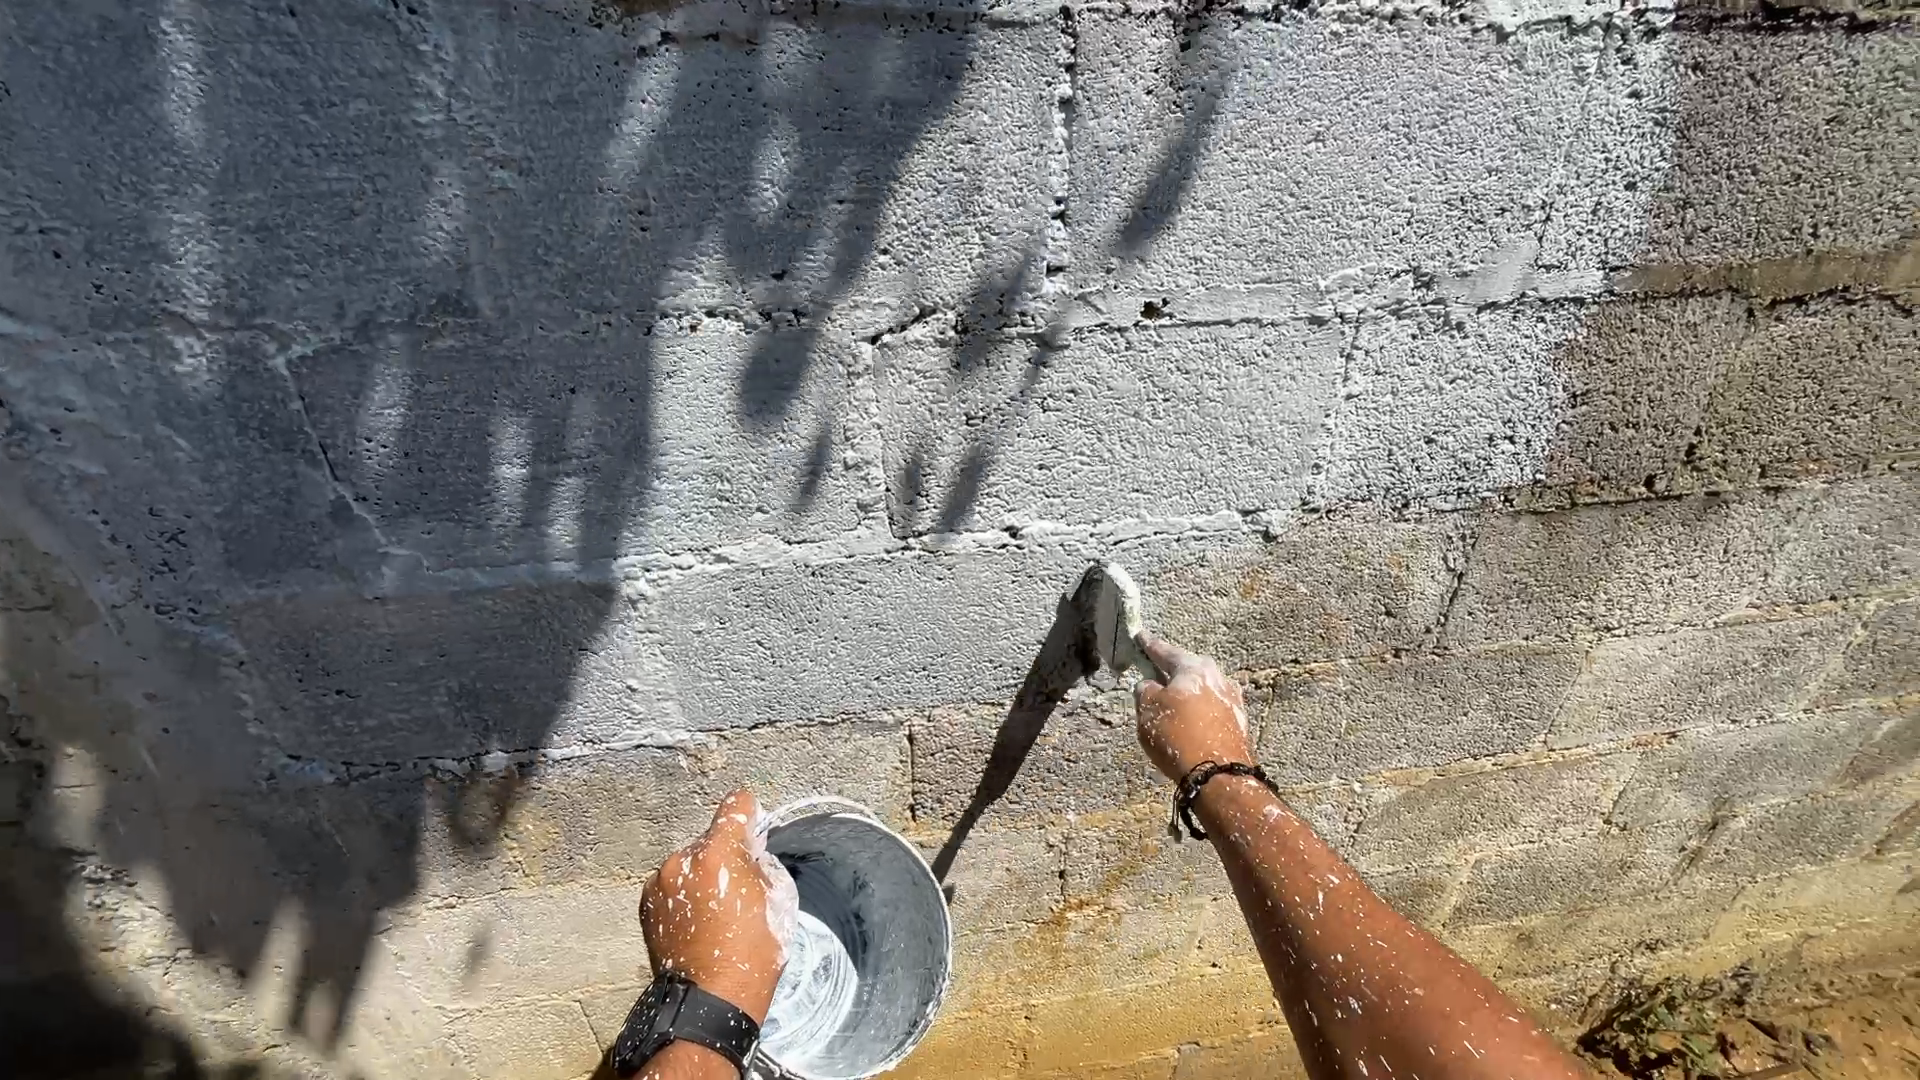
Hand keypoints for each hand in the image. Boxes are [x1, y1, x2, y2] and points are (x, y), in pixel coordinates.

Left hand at [640, 790, 796, 1024]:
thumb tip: (750, 849)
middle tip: (738, 886)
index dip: (750, 813)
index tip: (754, 824)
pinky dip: (685, 891)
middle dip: (726, 853)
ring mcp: (660, 880)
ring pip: (691, 860)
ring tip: (714, 908)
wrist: (712, 998)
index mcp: (718, 852)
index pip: (736, 804)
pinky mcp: (646, 902)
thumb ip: (761, 860)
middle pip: (712, 837)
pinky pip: (673, 881)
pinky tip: (696, 918)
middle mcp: (683, 858)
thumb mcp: (777, 895)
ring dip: (703, 872)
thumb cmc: (754, 949)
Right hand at [1133, 632, 1254, 781]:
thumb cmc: (1177, 737)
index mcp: (1193, 668)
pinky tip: (1191, 721)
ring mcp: (1232, 699)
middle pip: (1188, 668)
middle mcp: (1217, 677)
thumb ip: (1145, 690)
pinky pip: (1212, 708)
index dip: (1149, 646)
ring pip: (1203, 688)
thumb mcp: (1147, 710)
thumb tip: (1151, 685)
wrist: (1219, 776)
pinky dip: (1199, 711)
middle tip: (1156, 673)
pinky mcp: (1239, 722)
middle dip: (1172, 671)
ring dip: (1188, 693)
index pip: (1165, 651)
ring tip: (1173, 703)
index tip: (1141, 637)